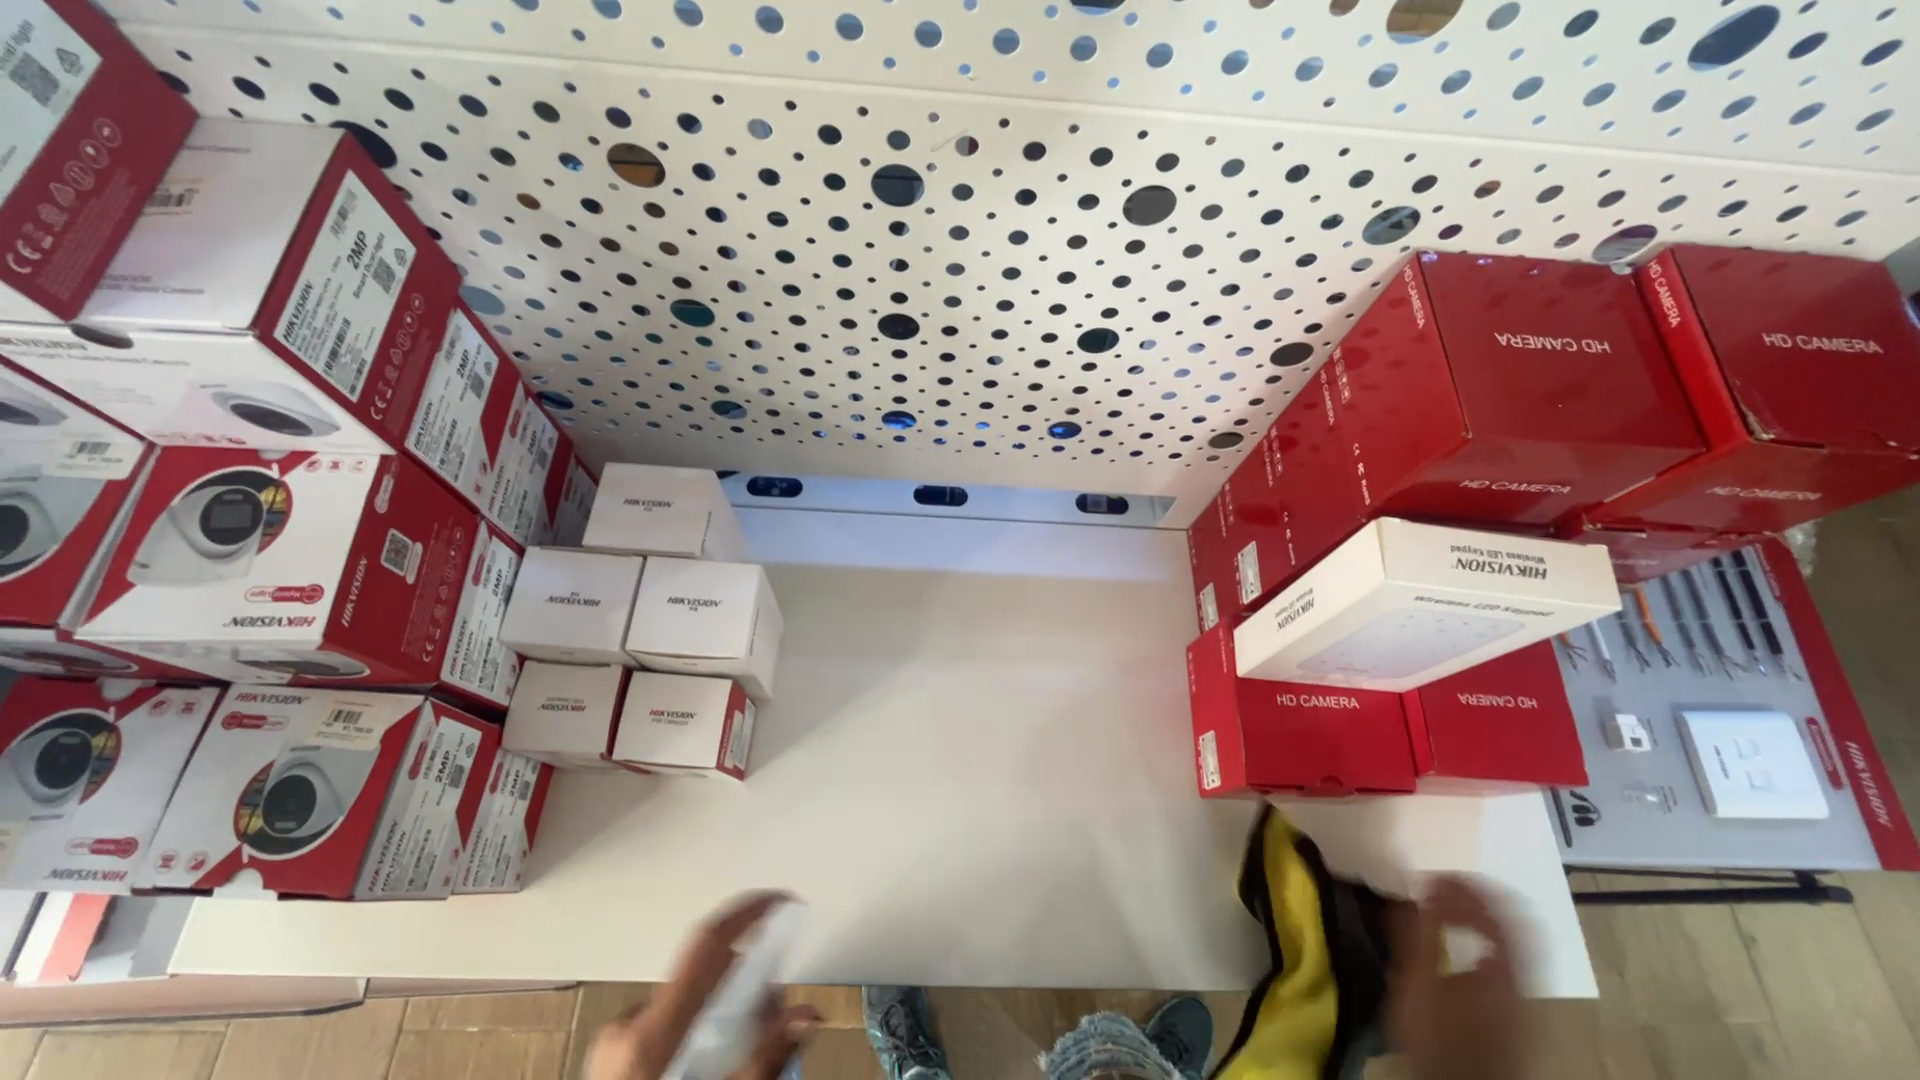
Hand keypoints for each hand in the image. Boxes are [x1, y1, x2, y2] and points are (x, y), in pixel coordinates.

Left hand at [587, 892, 819, 1079]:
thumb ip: (766, 1060)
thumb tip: (810, 1014)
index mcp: (651, 1036)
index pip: (705, 946)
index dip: (747, 913)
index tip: (784, 902)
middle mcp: (627, 1029)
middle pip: (702, 981)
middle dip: (748, 988)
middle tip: (778, 1020)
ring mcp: (612, 1047)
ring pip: (687, 1008)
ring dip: (725, 1018)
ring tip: (747, 1060)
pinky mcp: (608, 1063)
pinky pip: (666, 1030)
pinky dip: (699, 1037)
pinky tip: (713, 1069)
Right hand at [1388, 875, 1525, 1079]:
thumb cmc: (1437, 1036)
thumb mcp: (1418, 983)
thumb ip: (1418, 934)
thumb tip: (1417, 890)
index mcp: (1503, 963)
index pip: (1497, 909)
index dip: (1468, 885)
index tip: (1436, 875)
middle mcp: (1524, 973)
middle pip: (1515, 920)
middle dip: (1481, 895)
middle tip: (1446, 884)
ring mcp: (1526, 994)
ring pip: (1516, 938)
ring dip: (1485, 915)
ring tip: (1452, 907)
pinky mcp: (1520, 1009)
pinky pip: (1512, 956)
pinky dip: (1489, 937)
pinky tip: (1466, 945)